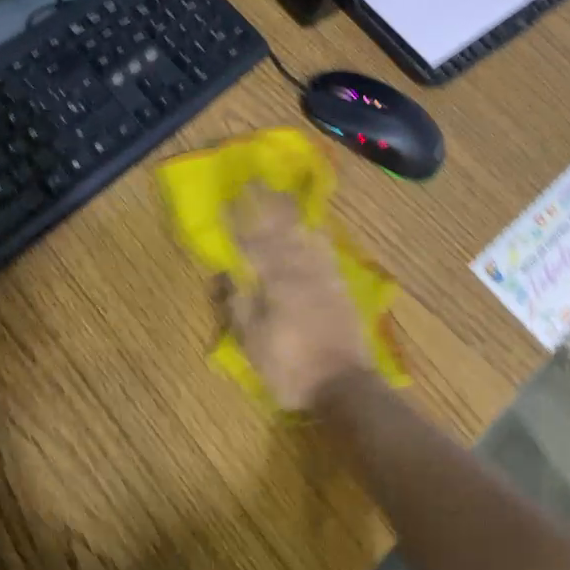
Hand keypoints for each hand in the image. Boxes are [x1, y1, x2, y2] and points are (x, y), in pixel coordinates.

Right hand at [221, 189, 370, 411]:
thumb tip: (225, 271)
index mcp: (275, 280)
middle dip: (265, 206)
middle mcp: (299, 269)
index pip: (252, 242)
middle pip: (280, 230)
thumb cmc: (290, 366)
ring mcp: (323, 276)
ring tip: (280, 195)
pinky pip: (325, 250)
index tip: (227, 199)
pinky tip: (313, 228)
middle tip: (254, 183)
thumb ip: (237, 303)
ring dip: (290, 214)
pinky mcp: (340, 286)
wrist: (344, 385)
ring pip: (304, 235)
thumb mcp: (252, 342)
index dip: (238, 221)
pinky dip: (315, 234)